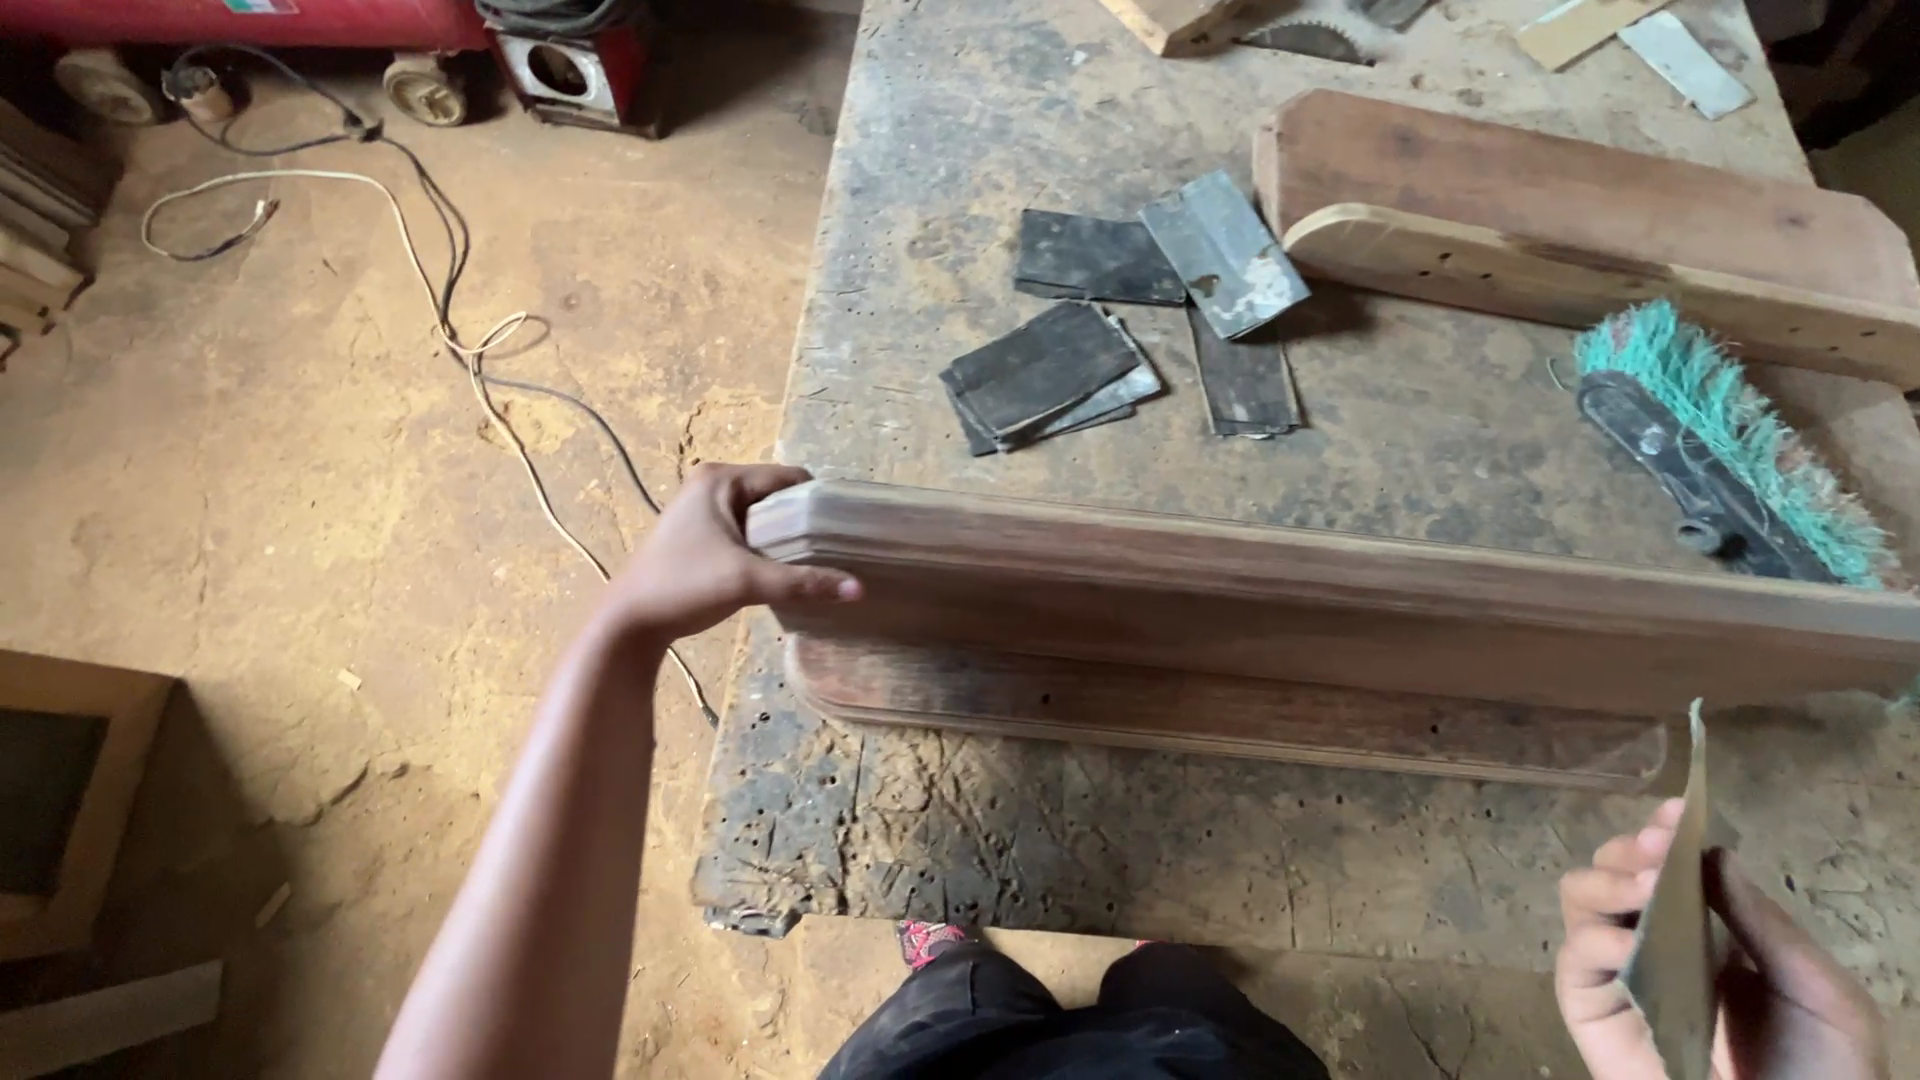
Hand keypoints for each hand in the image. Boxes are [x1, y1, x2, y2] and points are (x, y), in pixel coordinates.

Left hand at [600, 462, 860, 641]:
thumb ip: (804, 582)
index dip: (818, 501)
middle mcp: (712, 484)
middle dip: (803, 521)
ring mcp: (704, 508)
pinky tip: (783, 569)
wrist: (629, 623)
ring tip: (815, 562)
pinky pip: (749, 530)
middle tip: (833, 550)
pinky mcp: (701, 533)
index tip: (844, 529)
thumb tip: (859, 590)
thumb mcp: (748, 581)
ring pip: (763, 515)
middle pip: (777, 495)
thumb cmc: (685, 587)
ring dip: (786, 536)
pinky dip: (767, 546)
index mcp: (721, 479)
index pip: (787, 477)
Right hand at [1555, 801, 1887, 1079]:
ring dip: (1604, 880)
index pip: (1664, 868)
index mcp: (1700, 932)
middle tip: (1655, 850)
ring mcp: (1611, 967)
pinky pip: (1574, 952)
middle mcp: (1647, 938)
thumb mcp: (1823, 1001)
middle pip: (1608, 870)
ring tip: (1643, 888)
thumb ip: (1769, 928)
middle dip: (1625, 850)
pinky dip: (1597, 937)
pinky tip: (1631, 941)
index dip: (1662, 835)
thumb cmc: (1815, 1074)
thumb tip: (1715, 854)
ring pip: (1576, 895)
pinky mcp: (1585, 999)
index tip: (1674, 812)